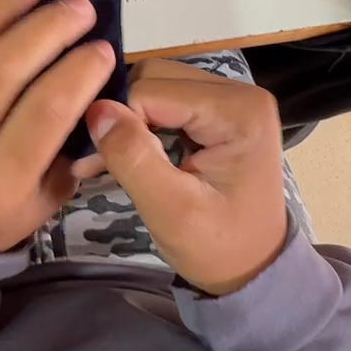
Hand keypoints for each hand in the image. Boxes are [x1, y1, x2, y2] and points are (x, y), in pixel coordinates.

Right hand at [76, 59, 287, 294]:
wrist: (253, 272)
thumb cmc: (218, 248)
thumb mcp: (171, 210)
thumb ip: (134, 157)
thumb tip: (97, 110)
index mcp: (237, 111)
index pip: (151, 91)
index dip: (119, 123)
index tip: (96, 164)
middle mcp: (239, 93)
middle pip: (153, 78)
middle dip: (121, 116)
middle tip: (100, 162)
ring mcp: (230, 99)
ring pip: (154, 85)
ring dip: (128, 120)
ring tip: (109, 160)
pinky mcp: (219, 110)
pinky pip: (166, 99)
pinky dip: (142, 122)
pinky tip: (128, 153)